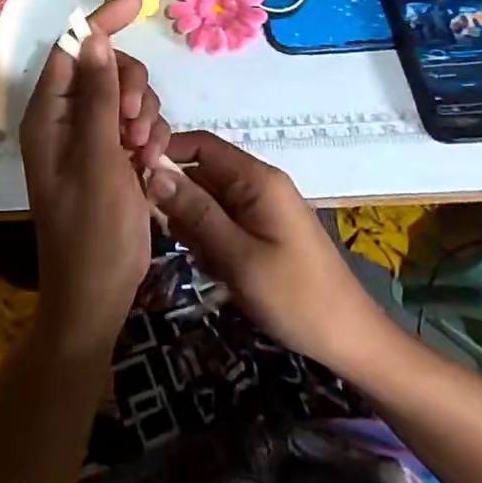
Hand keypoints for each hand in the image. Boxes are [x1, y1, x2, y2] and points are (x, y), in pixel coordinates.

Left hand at [20, 0, 170, 348]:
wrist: (100, 294)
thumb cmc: (91, 229)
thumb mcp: (97, 158)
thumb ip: (97, 95)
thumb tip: (92, 36)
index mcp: (48, 117)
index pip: (70, 50)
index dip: (101, 24)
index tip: (137, 3)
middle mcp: (67, 121)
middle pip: (105, 69)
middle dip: (131, 86)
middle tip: (137, 122)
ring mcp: (92, 139)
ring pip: (128, 95)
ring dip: (145, 113)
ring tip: (143, 150)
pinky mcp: (114, 156)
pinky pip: (139, 123)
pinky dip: (150, 134)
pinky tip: (150, 161)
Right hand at [148, 132, 392, 373]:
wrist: (348, 337)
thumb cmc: (295, 296)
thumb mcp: (238, 256)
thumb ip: (196, 212)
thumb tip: (153, 172)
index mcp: (256, 178)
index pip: (200, 145)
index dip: (165, 154)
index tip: (134, 180)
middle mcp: (257, 184)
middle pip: (201, 173)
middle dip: (180, 202)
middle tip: (175, 239)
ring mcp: (260, 207)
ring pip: (207, 200)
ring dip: (194, 227)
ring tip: (205, 260)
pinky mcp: (261, 229)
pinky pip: (222, 222)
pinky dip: (210, 241)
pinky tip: (217, 269)